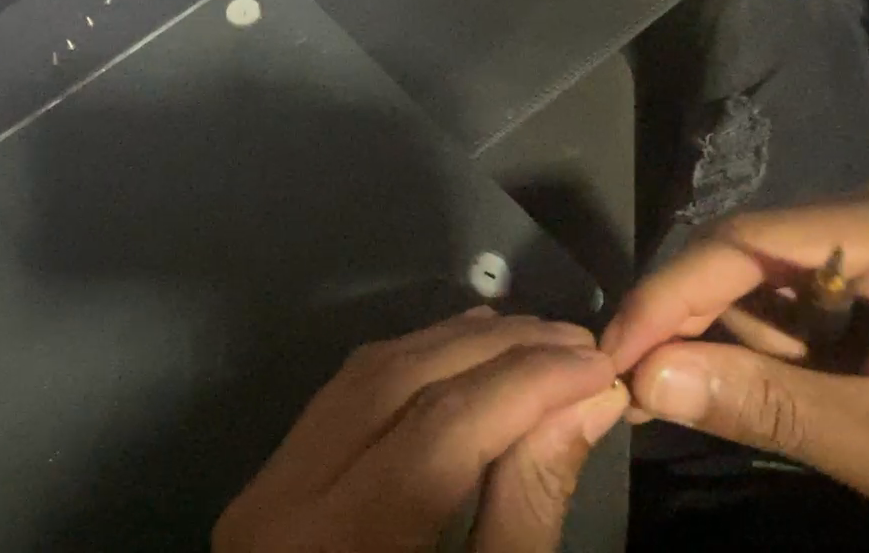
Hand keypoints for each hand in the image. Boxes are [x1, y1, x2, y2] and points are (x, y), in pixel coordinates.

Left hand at [215, 307, 629, 552]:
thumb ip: (531, 499)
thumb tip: (588, 396)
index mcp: (338, 544)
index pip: (440, 428)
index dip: (525, 384)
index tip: (598, 362)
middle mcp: (283, 498)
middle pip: (401, 384)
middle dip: (498, 352)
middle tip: (575, 338)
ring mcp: (271, 478)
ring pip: (372, 372)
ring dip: (458, 344)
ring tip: (536, 336)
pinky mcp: (278, 467)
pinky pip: (351, 387)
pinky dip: (414, 357)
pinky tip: (465, 345)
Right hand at [601, 183, 868, 552]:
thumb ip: (765, 406)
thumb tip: (644, 381)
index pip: (749, 243)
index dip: (670, 295)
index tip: (614, 354)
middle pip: (738, 254)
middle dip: (693, 325)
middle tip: (643, 393)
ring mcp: (863, 236)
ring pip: (744, 277)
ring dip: (735, 344)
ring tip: (786, 407)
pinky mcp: (853, 268)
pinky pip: (769, 294)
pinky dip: (757, 345)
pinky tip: (790, 385)